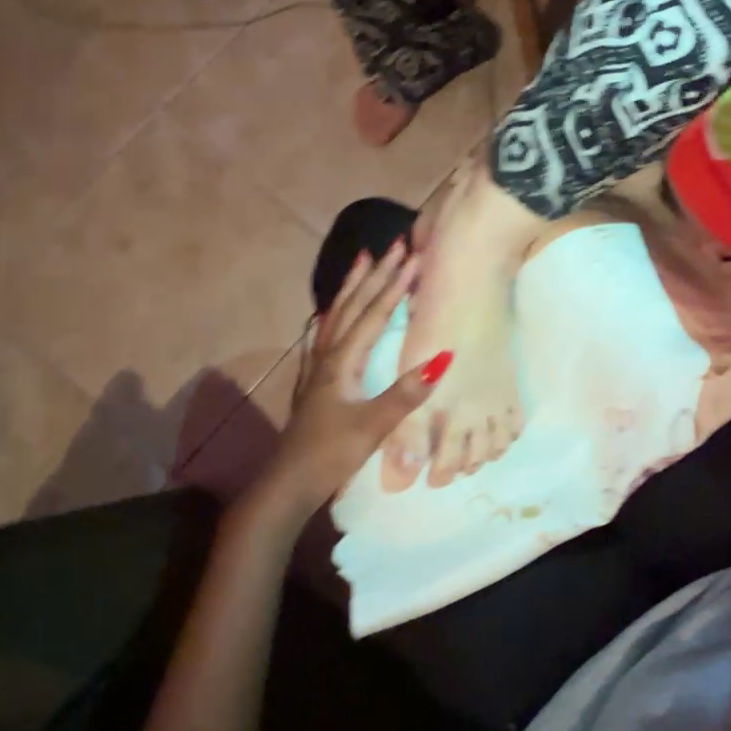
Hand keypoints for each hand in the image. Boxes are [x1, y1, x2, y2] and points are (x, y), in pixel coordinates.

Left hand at [246, 241, 450, 526]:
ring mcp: (317, 369)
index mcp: (343, 363)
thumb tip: (442, 359)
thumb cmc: (332, 455)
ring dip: (351, 288)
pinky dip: (333, 317)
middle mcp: (327, 357)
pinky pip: (325, 337)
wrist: (289, 484)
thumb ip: (406, 394)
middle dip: (374, 275)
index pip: (373, 315)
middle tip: (391, 246)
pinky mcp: (314, 384)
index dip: (394, 285)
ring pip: (336, 317)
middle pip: (352, 307)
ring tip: (361, 263)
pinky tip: (328, 316)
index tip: (413, 257)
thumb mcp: (374, 426)